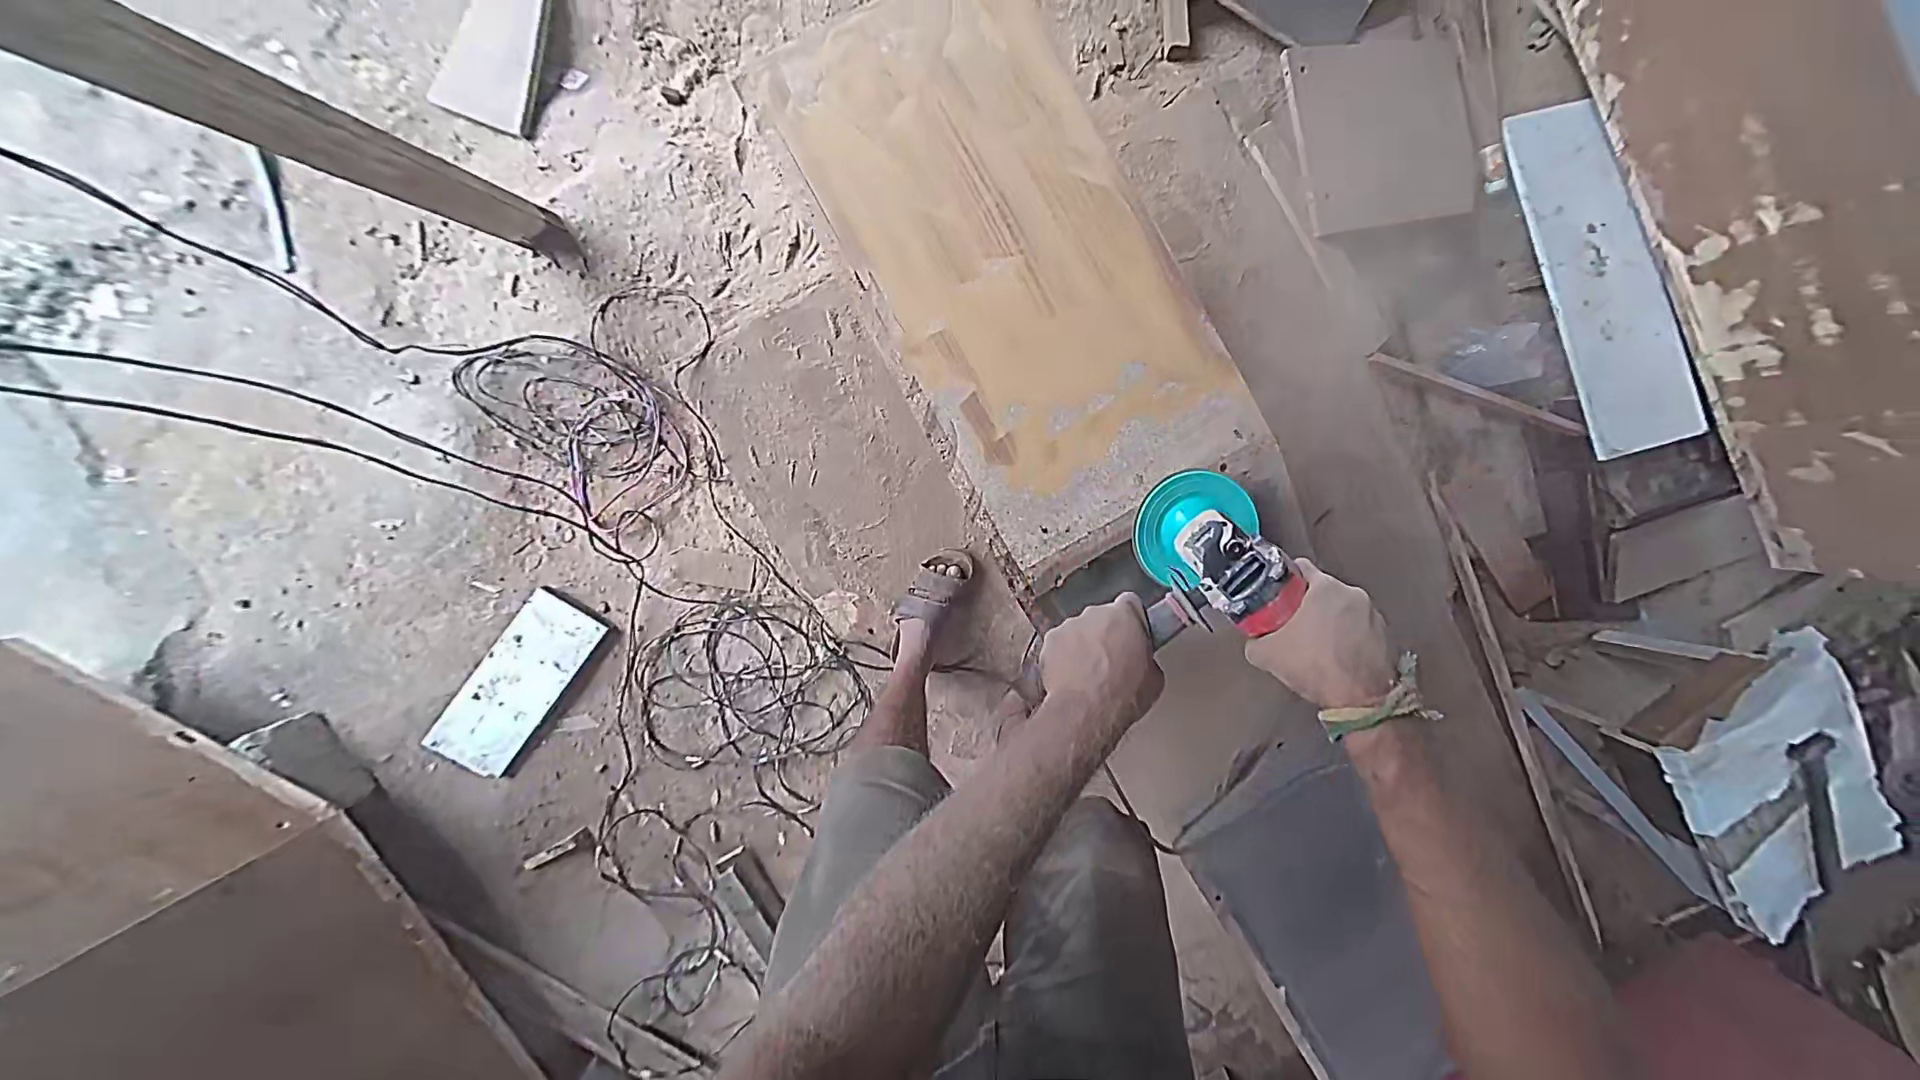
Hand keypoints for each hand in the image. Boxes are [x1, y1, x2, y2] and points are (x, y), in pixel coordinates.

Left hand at [1039, 593, 1164, 730]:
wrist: (1086, 710)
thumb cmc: (1121, 695)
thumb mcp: (1154, 678)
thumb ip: (1147, 656)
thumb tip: (1143, 661)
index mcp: (1124, 616)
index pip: (1130, 603)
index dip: (1132, 619)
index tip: (1133, 632)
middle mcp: (1094, 614)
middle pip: (1102, 617)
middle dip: (1106, 633)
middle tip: (1112, 659)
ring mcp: (1069, 626)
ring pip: (1078, 630)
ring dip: (1083, 645)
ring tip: (1089, 672)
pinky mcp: (1050, 642)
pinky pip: (1059, 644)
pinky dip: (1063, 656)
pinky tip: (1071, 676)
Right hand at [1244, 558, 1394, 708]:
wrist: (1358, 701)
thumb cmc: (1319, 668)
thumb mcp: (1266, 654)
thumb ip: (1254, 641)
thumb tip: (1253, 640)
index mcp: (1326, 589)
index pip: (1300, 568)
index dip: (1283, 580)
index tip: (1276, 594)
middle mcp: (1353, 596)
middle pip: (1321, 590)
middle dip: (1305, 604)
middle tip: (1290, 622)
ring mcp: (1373, 615)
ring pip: (1341, 609)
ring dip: (1327, 620)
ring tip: (1311, 643)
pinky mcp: (1385, 635)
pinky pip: (1358, 627)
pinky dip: (1345, 636)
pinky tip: (1331, 655)